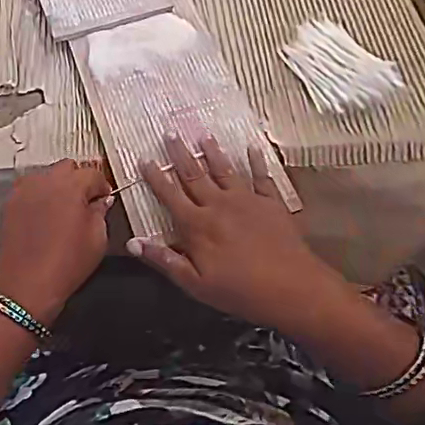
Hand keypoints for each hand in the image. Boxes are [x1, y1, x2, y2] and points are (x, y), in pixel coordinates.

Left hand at [0, 160, 113, 324]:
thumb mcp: (97, 239)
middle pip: (67, 168)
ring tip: (63, 210)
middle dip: (78, 180)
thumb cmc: (66, 264)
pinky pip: (29, 190)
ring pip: (45, 176)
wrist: (25, 285)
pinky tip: (44, 217)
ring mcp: (23, 190)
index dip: (102, 187)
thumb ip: (100, 213)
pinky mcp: (9, 204)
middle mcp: (45, 180)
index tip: (104, 199)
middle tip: (85, 202)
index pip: (93, 173)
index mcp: (71, 185)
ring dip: (57, 186)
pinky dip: (39, 196)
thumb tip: (99, 202)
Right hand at [131, 135, 344, 334]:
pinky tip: (253, 148)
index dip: (156, 178)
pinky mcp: (271, 204)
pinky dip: (256, 161)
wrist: (291, 287)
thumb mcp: (194, 283)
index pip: (170, 196)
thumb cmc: (239, 290)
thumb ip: (164, 260)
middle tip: (171, 133)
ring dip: (213, 153)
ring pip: (225, 170)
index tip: (145, 160)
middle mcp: (219, 206)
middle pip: (194, 175)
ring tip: (204, 136)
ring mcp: (247, 201)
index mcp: (197, 226)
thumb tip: (133, 242)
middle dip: (180, 154)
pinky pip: (261, 177)